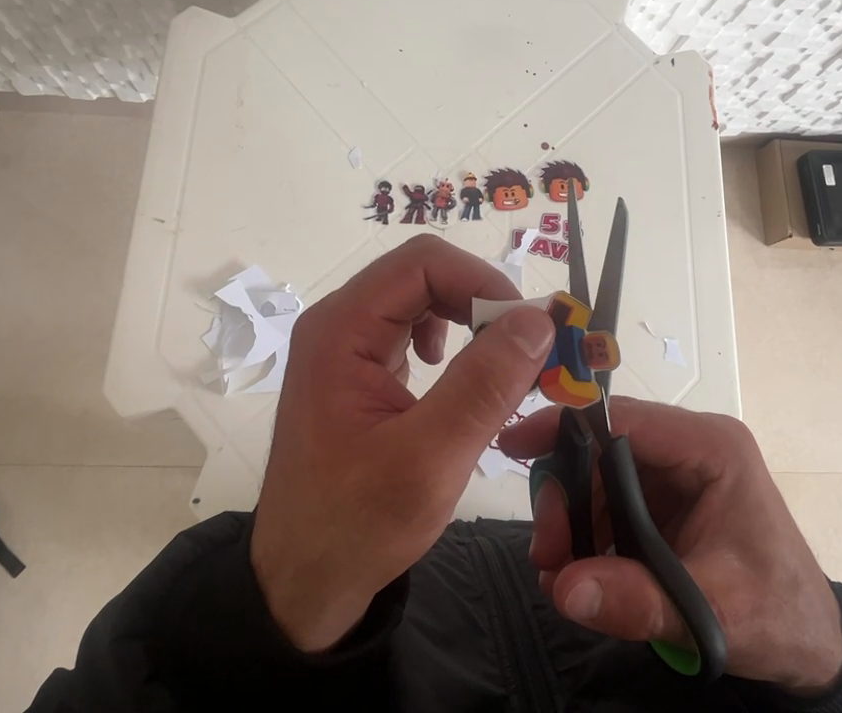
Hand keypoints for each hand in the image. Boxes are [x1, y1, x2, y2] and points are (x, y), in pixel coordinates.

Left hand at [250, 237, 556, 651]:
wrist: (304, 577)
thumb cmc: (357, 523)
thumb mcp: (429, 460)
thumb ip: (483, 386)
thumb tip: (537, 320)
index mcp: (340, 330)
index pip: (422, 263)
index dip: (482, 281)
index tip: (527, 330)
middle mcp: (338, 323)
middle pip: (422, 274)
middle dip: (481, 300)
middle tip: (525, 350)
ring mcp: (345, 345)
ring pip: (421, 299)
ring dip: (470, 320)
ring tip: (502, 366)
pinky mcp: (358, 369)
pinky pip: (411, 329)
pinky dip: (452, 342)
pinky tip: (462, 381)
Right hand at [498, 398, 841, 692]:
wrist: (808, 645)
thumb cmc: (778, 616)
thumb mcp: (713, 612)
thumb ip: (639, 599)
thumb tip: (563, 586)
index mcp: (711, 447)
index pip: (622, 417)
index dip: (563, 425)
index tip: (513, 446)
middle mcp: (688, 446)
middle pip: (599, 447)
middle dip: (565, 496)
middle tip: (546, 553)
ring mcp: (673, 471)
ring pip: (595, 474)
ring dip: (570, 520)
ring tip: (558, 572)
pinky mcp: (662, 498)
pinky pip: (605, 500)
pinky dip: (584, 532)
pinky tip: (577, 571)